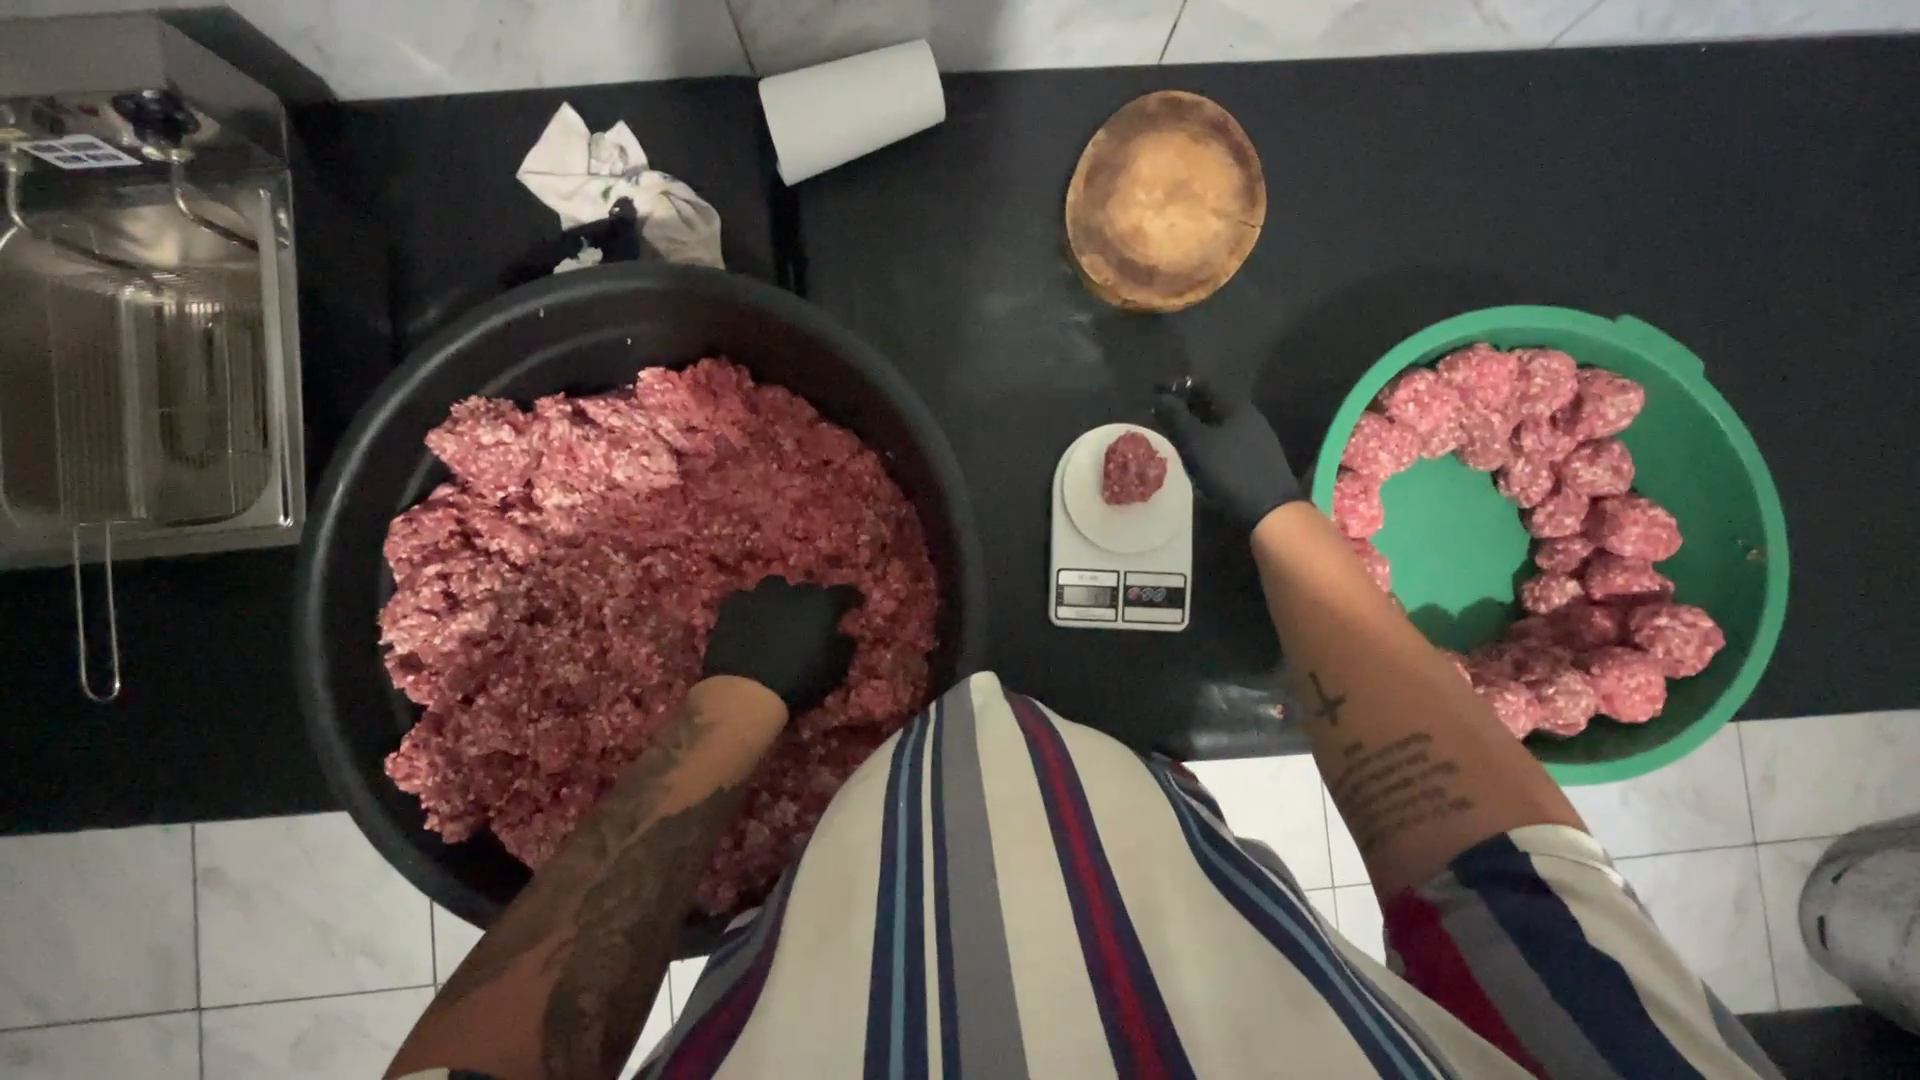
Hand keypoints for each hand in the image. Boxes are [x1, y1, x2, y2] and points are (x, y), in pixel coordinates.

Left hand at [702, 576, 858, 714]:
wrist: (745, 691)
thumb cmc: (797, 682)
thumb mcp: (833, 671)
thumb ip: (844, 647)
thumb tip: (846, 635)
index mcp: (821, 606)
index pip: (843, 592)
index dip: (851, 598)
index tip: (854, 603)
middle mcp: (793, 593)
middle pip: (808, 589)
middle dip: (813, 601)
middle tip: (812, 617)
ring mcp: (760, 596)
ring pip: (775, 586)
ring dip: (781, 597)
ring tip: (779, 613)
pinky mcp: (733, 605)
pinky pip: (745, 598)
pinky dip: (751, 607)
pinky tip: (750, 619)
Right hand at [1153, 383, 1302, 534]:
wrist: (1270, 510)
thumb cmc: (1229, 472)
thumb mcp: (1196, 444)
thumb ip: (1176, 418)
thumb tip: (1159, 396)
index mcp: (1236, 406)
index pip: (1204, 385)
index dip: (1180, 387)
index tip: (1159, 395)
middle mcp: (1250, 416)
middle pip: (1214, 404)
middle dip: (1189, 408)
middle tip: (1165, 418)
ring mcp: (1258, 438)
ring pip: (1222, 424)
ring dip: (1199, 426)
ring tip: (1178, 437)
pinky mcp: (1259, 458)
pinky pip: (1229, 441)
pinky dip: (1211, 442)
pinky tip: (1202, 456)